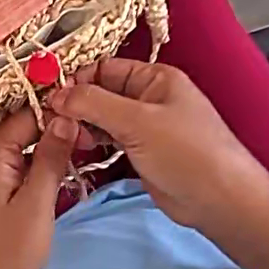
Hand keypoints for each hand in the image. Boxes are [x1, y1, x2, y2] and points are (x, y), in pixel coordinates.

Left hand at [0, 108, 77, 268]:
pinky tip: (68, 170)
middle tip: (92, 133)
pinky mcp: (3, 198)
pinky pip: (26, 170)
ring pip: (27, 150)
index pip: (23, 116)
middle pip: (24, 131)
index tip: (87, 111)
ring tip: (87, 146)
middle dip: (56, 127)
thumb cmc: (9, 252)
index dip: (53, 109)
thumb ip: (50, 159)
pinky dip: (46, 167)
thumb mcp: (36, 203)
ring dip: (53, 147)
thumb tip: (65, 118)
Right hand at [49, 58, 268, 233]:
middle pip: (100, 92)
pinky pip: (108, 138)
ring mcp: (144, 126)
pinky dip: (91, 141)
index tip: (49, 95)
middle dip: (75, 103)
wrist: (220, 201)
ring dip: (81, 124)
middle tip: (51, 120)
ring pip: (101, 117)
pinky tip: (77, 147)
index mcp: (154, 78)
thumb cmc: (186, 152)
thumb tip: (57, 94)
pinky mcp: (139, 151)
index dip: (76, 79)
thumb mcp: (137, 121)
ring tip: (65, 136)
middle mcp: (148, 97)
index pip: (104, 68)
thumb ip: (94, 104)